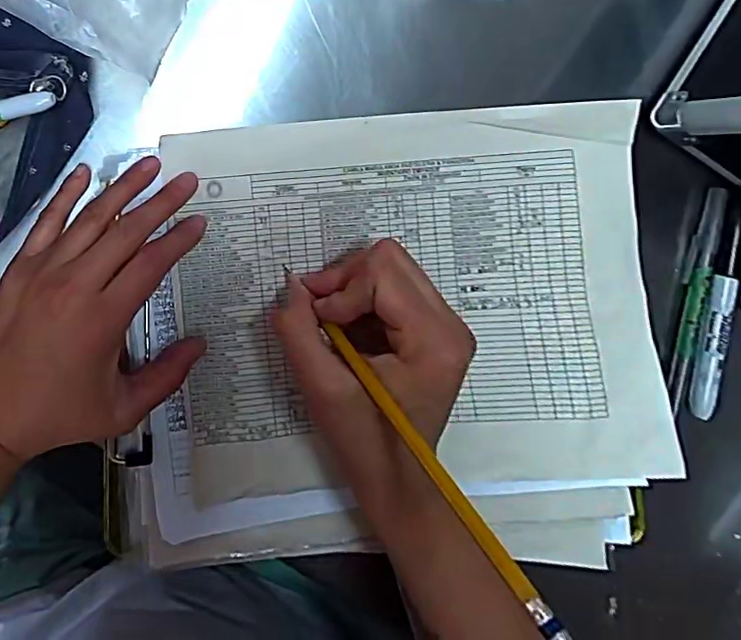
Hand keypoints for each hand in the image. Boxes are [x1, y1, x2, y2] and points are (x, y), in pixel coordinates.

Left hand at [0, 158, 207, 462]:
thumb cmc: (58, 414)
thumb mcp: (121, 409)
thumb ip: (166, 376)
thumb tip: (200, 344)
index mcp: (103, 317)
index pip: (151, 264)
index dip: (178, 239)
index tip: (199, 220)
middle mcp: (75, 285)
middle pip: (127, 231)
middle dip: (161, 202)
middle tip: (185, 180)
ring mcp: (44, 270)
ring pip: (90, 218)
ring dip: (122, 188)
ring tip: (147, 165)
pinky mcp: (20, 267)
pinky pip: (47, 222)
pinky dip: (66, 194)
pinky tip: (83, 172)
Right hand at [273, 240, 474, 506]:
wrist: (396, 480)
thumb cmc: (363, 440)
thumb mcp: (322, 387)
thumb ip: (298, 330)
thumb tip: (291, 285)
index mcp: (435, 339)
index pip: (381, 271)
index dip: (340, 291)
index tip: (319, 323)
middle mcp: (450, 323)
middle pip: (388, 259)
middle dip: (344, 281)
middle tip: (319, 314)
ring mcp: (445, 324)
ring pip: (388, 267)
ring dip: (350, 289)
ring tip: (332, 325)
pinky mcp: (433, 328)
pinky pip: (390, 286)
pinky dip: (359, 299)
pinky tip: (348, 332)